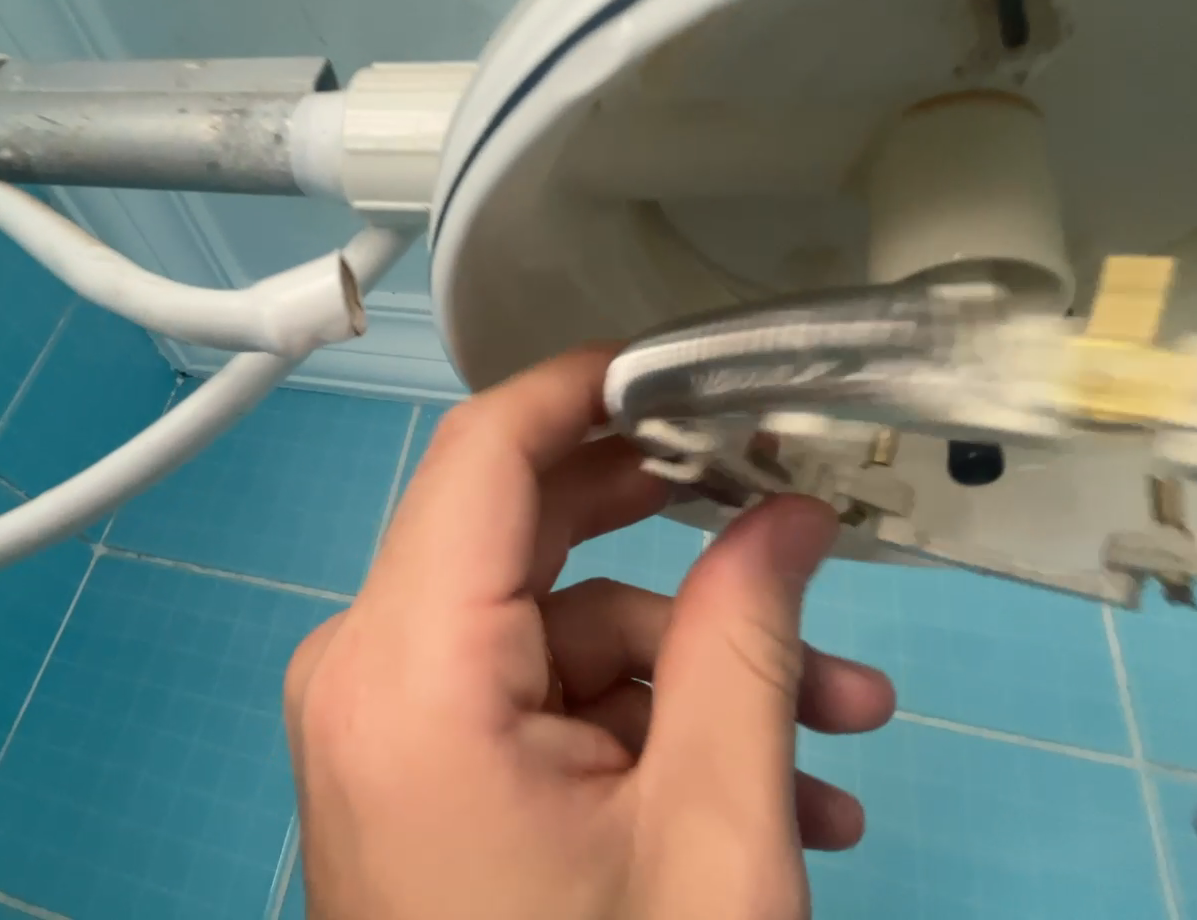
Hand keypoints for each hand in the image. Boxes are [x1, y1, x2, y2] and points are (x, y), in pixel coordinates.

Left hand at [282, 346, 895, 919]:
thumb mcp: (713, 834)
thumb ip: (749, 644)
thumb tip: (791, 520)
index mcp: (407, 667)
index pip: (481, 454)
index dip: (576, 387)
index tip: (666, 362)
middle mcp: (365, 666)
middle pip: (515, 524)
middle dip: (654, 512)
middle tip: (771, 501)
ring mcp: (380, 709)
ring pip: (542, 618)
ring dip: (677, 648)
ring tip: (830, 711)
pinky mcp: (411, 749)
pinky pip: (525, 688)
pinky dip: (630, 708)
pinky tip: (761, 777)